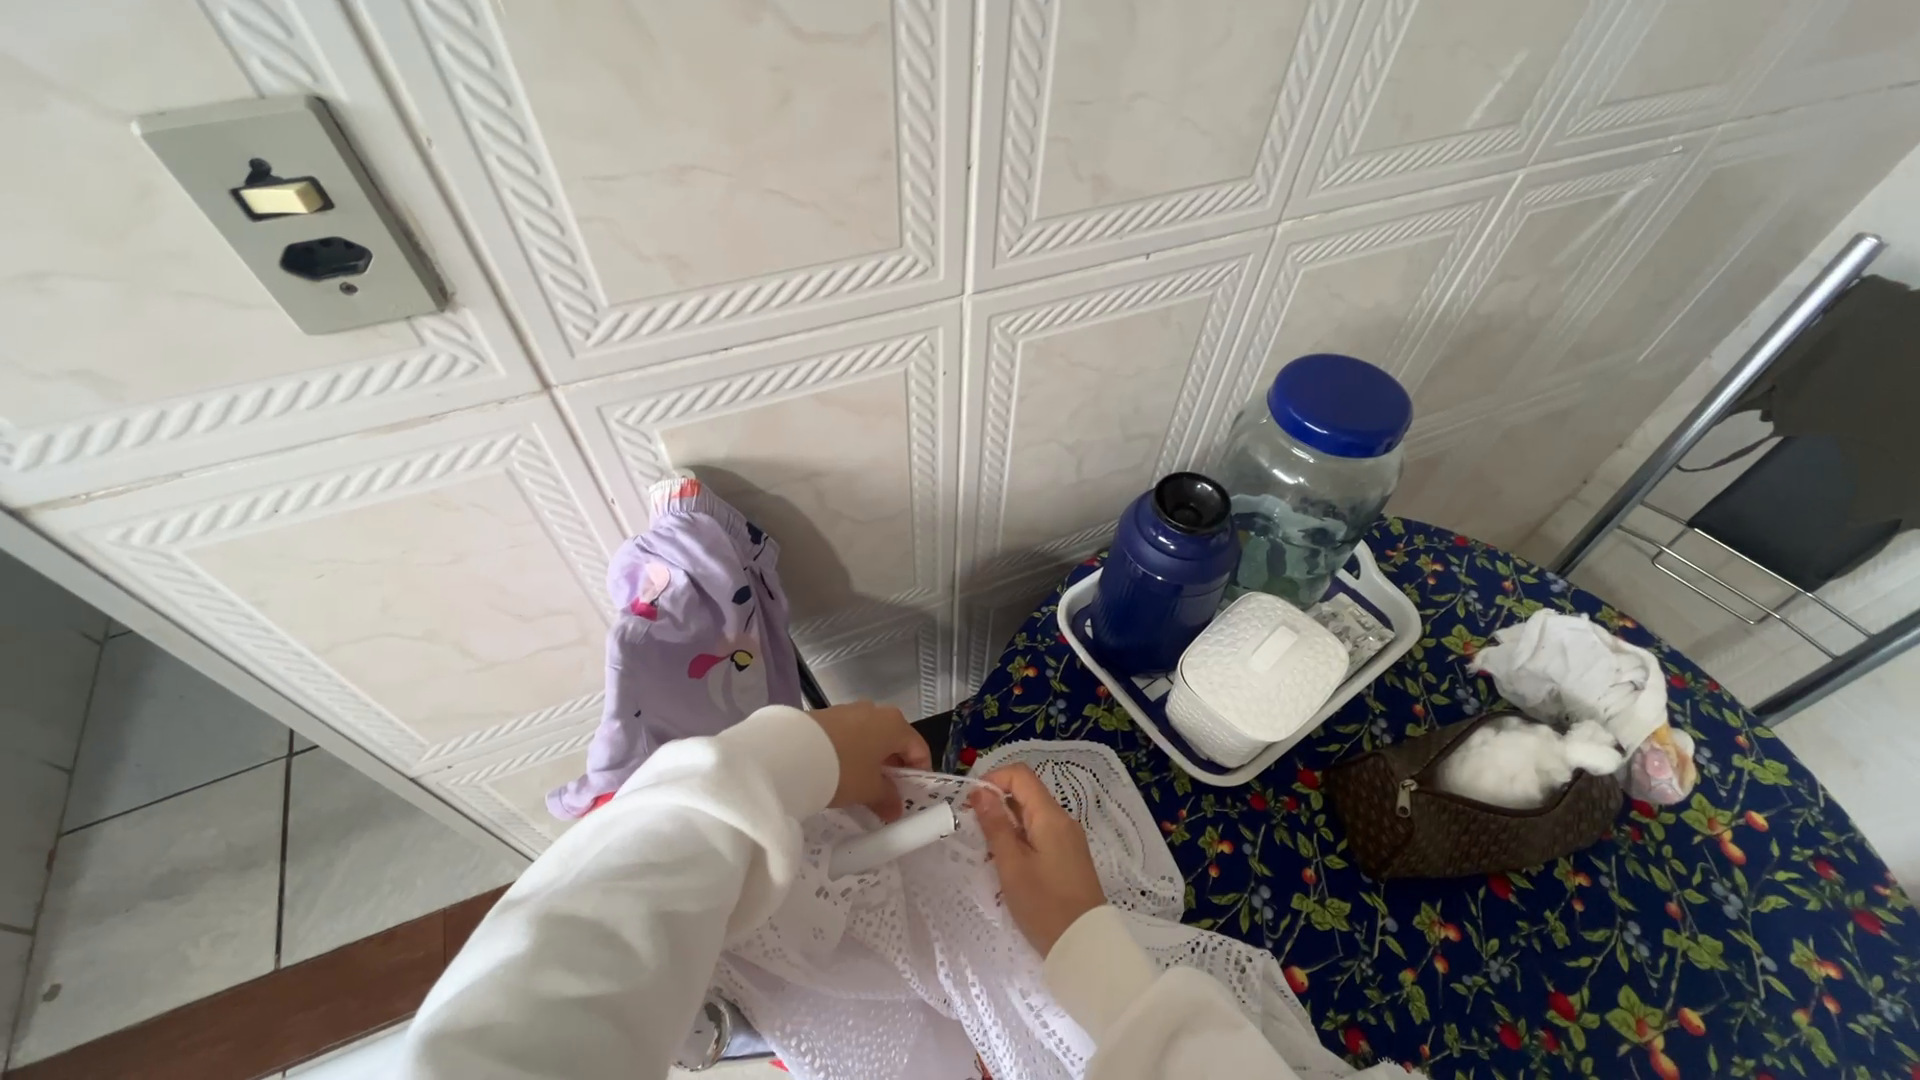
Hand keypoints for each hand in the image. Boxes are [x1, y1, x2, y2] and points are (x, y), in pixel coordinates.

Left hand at [810, 701, 929, 821]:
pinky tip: (839, 772)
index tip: (908, 797)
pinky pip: (849, 735)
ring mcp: (850, 710)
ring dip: (870, 761)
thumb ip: (887, 799)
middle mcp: (876, 710)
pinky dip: (851, 753)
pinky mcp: (827, 715)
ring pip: (870, 738)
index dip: (918, 775)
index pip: (919, 749)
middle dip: (892, 769)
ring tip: (859, 786)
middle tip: (884, 795)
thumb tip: (895, 809)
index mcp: (895, 724)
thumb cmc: (842, 769)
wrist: (790, 752)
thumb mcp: (868, 790)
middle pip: (894, 742)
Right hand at [971, 764, 1107, 956]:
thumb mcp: (1012, 866)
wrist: (1085, 947)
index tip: (970, 803)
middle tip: (974, 832)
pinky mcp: (1068, 858)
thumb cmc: (1045, 906)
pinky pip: (1040, 836)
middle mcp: (1063, 821)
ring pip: (1031, 817)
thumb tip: (980, 792)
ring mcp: (1068, 840)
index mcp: (1051, 816)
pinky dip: (1020, 841)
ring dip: (1006, 826)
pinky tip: (1007, 866)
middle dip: (996, 805)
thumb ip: (995, 826)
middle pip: (1026, 794)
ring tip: (988, 854)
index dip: (993, 780)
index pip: (1020, 775)